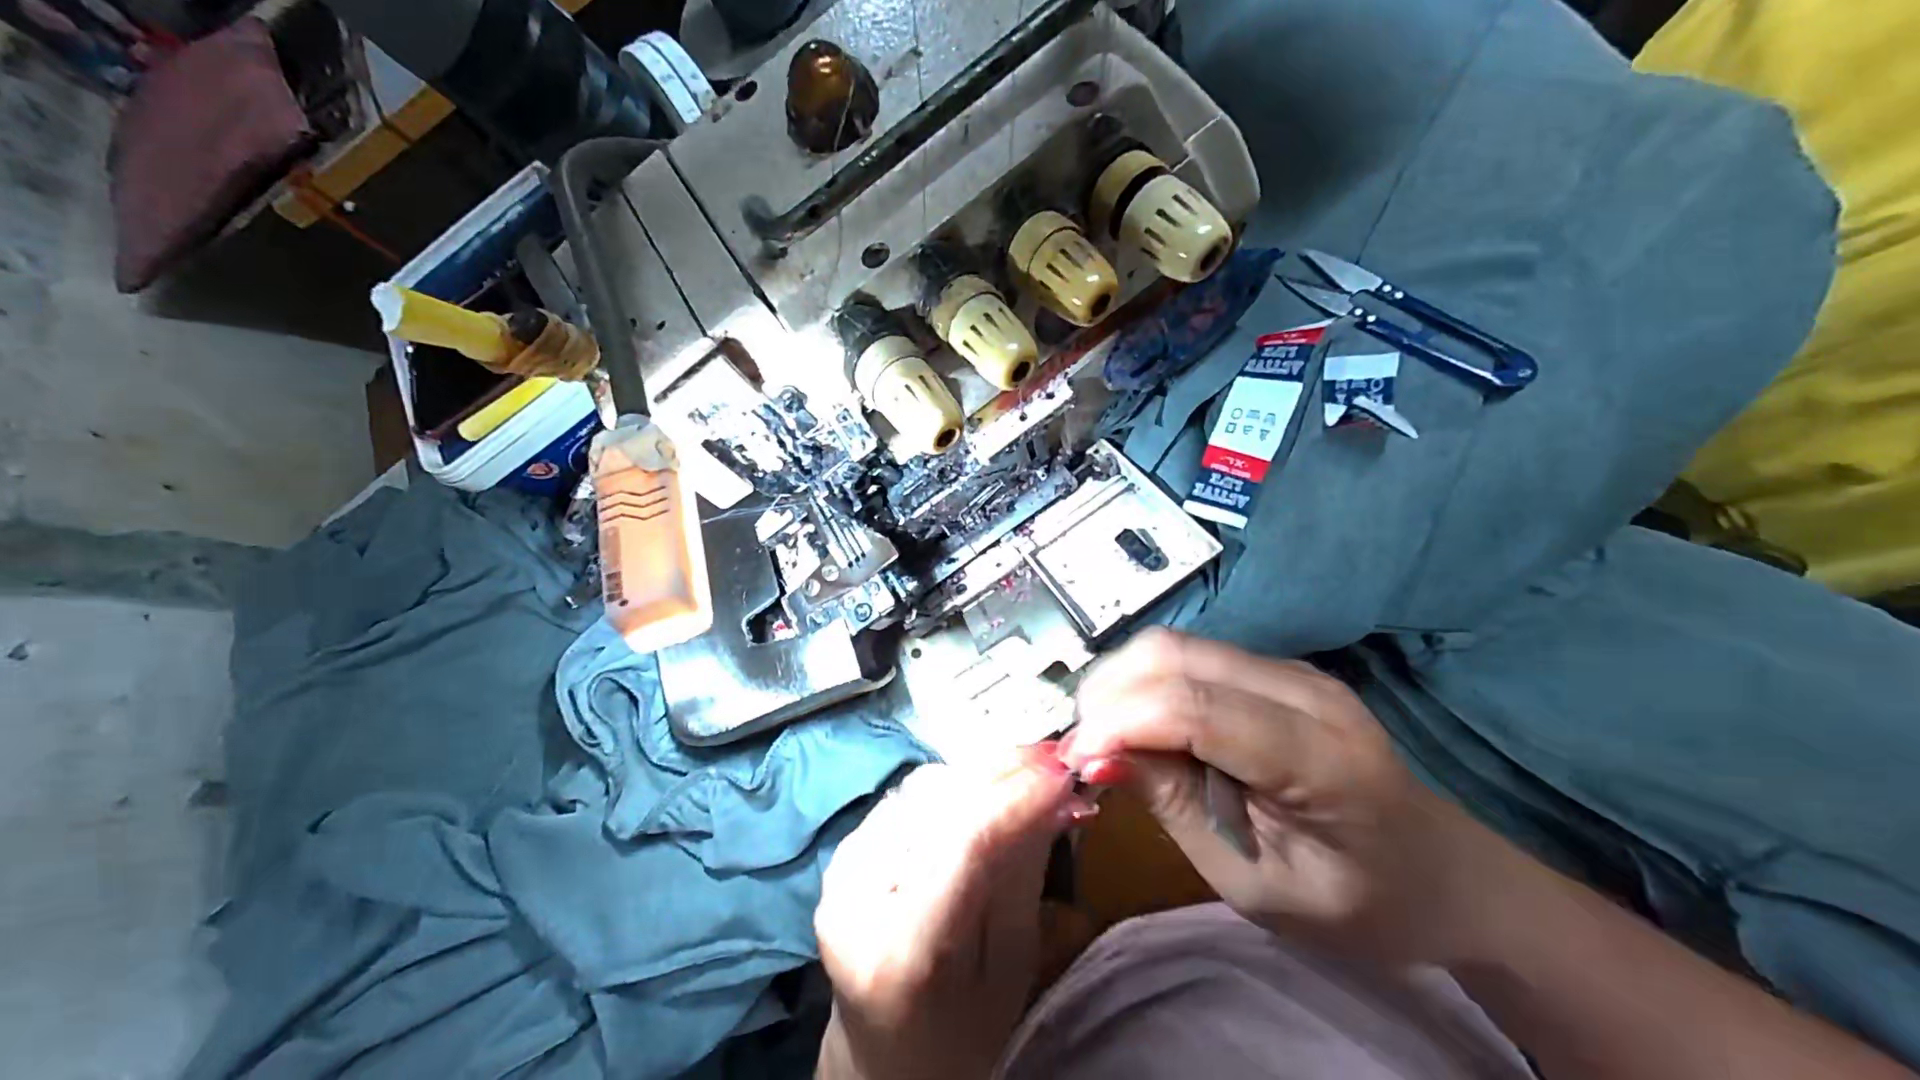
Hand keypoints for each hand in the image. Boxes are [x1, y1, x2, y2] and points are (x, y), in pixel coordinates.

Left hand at [814, 759, 1081, 1079]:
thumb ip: (1025, 871)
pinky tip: (981, 802)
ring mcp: (841, 870)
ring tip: (1025, 783)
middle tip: (1056, 761)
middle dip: (1005, 774)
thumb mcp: (1010, 966)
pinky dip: (953, 789)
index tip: (1066, 768)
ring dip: (980, 777)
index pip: (966, 844)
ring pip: (925, 789)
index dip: (1019, 795)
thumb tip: (1055, 790)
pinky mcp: (842, 852)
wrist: (885, 1053)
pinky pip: (909, 798)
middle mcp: (856, 898)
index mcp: (904, 951)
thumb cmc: (962, 1033)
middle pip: (942, 803)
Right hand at [1065, 628, 1502, 964]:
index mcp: (1319, 757)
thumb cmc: (1354, 904)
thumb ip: (1174, 806)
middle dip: (1109, 695)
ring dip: (1122, 685)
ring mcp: (1291, 670)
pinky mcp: (1274, 668)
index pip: (1194, 707)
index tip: (1076, 763)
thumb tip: (1095, 754)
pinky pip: (1190, 656)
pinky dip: (1147, 685)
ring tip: (1107, 742)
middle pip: (1173, 654)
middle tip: (1085, 753)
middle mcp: (1303, 689)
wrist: (1440, 874)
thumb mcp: (1253, 884)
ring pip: (1173, 645)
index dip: (1119, 723)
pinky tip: (1142, 727)